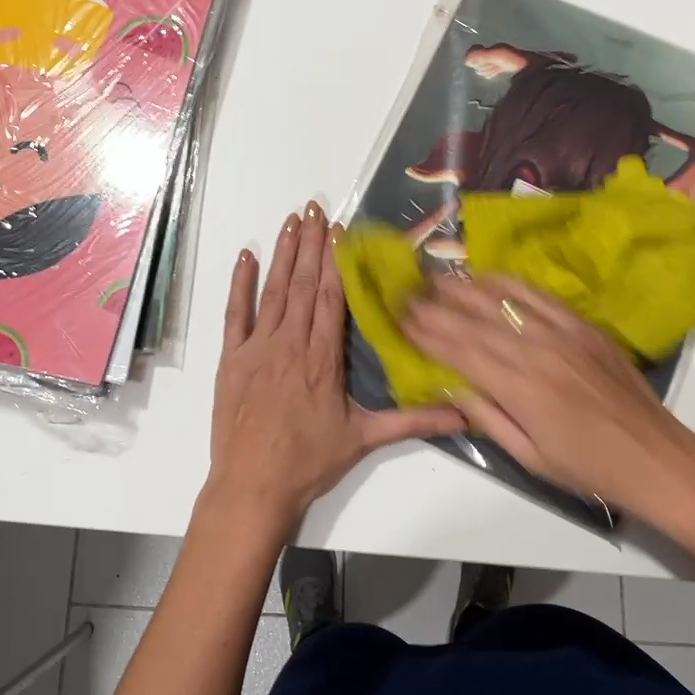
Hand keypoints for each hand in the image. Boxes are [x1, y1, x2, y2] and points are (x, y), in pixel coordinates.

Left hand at [206, 202, 466, 528]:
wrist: (251, 486)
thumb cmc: (308, 463)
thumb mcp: (364, 440)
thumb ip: (413, 422)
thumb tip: (463, 416)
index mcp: (322, 359)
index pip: (332, 298)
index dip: (336, 262)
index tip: (340, 230)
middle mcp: (290, 344)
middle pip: (303, 285)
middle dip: (310, 244)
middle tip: (314, 207)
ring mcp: (257, 349)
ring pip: (273, 292)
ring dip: (282, 254)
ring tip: (290, 220)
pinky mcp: (232, 359)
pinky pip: (235, 315)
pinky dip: (240, 285)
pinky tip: (246, 257)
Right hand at [401, 274, 694, 533]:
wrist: (657, 458)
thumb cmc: (589, 468)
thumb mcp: (529, 457)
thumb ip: (487, 417)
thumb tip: (451, 386)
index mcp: (521, 390)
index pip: (461, 353)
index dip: (427, 336)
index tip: (401, 322)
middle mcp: (538, 353)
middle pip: (475, 323)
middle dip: (436, 308)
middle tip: (407, 295)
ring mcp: (563, 334)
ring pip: (503, 303)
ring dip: (465, 289)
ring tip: (435, 279)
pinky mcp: (584, 327)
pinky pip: (539, 297)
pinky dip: (508, 285)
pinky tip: (486, 277)